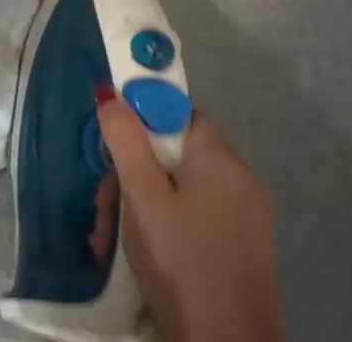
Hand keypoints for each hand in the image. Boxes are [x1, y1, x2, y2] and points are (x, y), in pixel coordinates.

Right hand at [97, 97, 286, 341]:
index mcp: (221, 159)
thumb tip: (111, 91)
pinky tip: (140, 246)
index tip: (112, 147)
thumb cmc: (179, 260)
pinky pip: (195, 212)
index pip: (176, 112)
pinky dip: (164, 220)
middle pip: (173, 151)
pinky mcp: (243, 242)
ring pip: (180, 184)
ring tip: (111, 235)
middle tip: (105, 204)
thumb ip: (124, 138)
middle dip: (131, 171)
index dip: (140, 120)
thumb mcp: (141, 195)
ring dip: (140, 201)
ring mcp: (246, 214)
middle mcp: (241, 178)